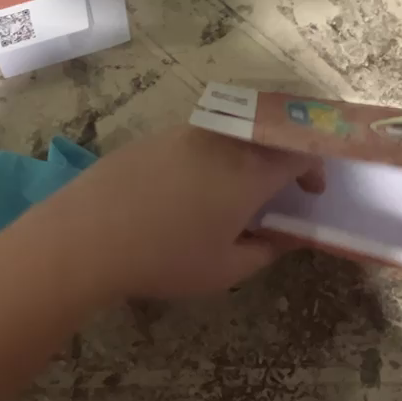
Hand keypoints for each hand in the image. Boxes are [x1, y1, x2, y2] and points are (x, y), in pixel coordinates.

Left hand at [29, 125, 322, 302]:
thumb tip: (287, 238)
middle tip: (279, 186)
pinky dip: (214, 154)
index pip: (300, 150)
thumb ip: (266, 250)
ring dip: (248, 153)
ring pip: (234, 131)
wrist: (87, 234)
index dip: (315, 166)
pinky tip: (192, 189)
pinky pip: (200, 135)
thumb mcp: (224, 270)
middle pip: (270, 131)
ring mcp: (187, 132)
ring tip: (234, 192)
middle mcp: (223, 140)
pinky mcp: (157, 135)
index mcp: (249, 171)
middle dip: (284, 155)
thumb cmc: (165, 258)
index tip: (310, 192)